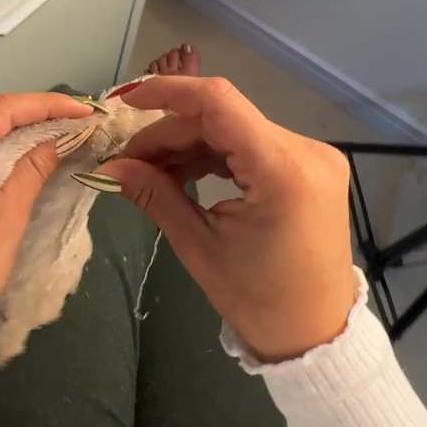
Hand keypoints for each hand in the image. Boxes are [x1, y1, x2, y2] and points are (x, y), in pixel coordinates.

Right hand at [95, 76, 354, 361]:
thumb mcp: (198, 245)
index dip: (169, 91)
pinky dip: (210, 153)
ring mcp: (310, 155)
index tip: (127, 102)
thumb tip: (109, 166)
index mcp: (283, 171)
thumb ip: (154, 194)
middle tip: (128, 160)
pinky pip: (247, 143)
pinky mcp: (306, 164)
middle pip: (219, 117)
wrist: (317, 334)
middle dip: (168, 133)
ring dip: (186, 144)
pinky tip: (180, 173)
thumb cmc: (259, 299)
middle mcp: (305, 151)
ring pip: (230, 128)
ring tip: (149, 171)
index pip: (219, 103)